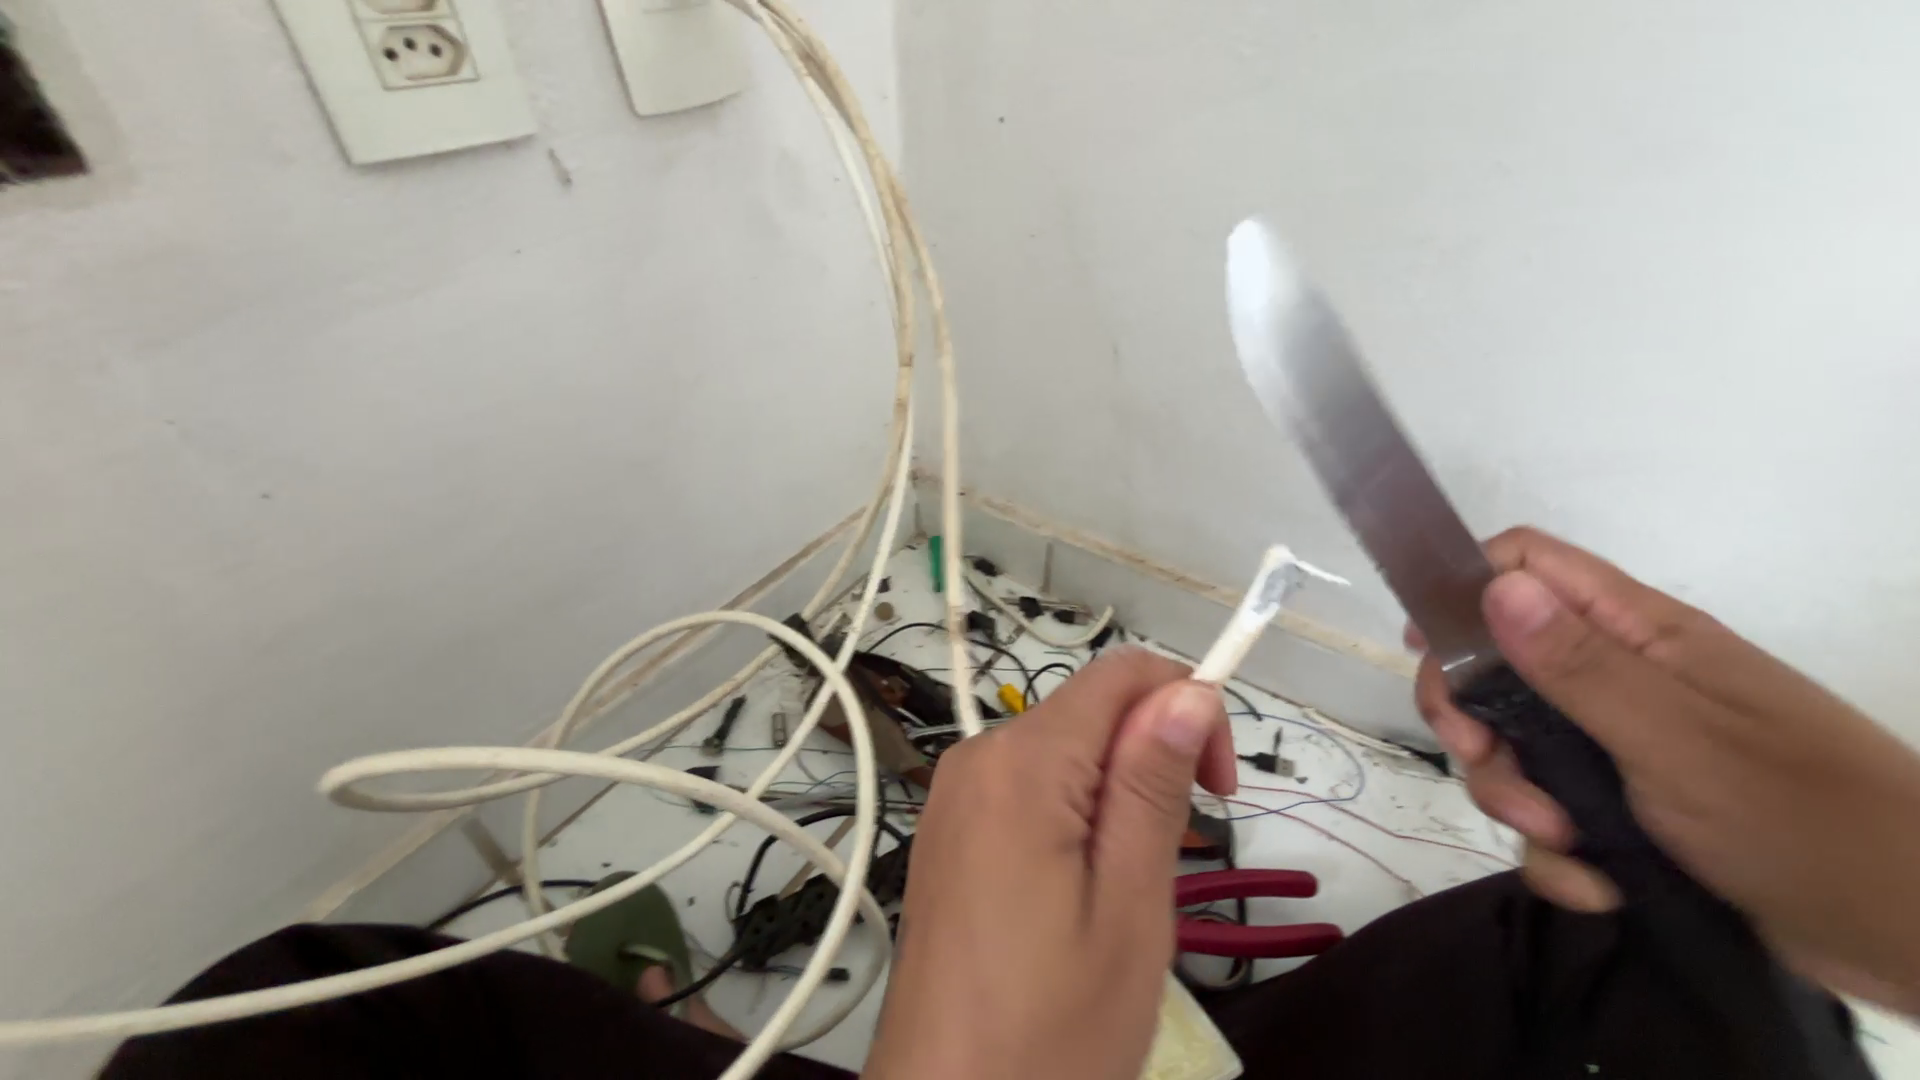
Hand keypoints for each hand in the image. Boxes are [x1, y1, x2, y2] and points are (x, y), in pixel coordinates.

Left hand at [863, 647, 1236, 1079]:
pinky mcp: (947, 828)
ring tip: (1123, 886)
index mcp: (1021, 763)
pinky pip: (1027, 785)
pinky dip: (1072, 811)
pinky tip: (1077, 887)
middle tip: (1173, 855)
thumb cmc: (1050, 1028)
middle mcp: (976, 756)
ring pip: (1062, 748)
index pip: (1120, 673)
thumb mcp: (1128, 907)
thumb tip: (1189, 691)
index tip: (1219, 787)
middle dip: (1150, 755)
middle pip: (1089, 709)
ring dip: (1114, 790)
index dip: (1186, 704)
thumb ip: (1153, 785)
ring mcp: (953, 793)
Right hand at [1412, 527, 1919, 1014]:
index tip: (1428, 650)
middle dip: (1472, 716)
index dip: (1467, 590)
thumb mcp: (1677, 739)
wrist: (1915, 940)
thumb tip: (1494, 587)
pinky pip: (1545, 816)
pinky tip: (1595, 885)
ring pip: (1511, 747)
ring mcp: (1615, 744)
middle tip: (1482, 757)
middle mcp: (1617, 679)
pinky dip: (1556, 855)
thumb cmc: (1805, 818)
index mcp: (1638, 636)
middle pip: (1494, 664)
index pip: (1528, 566)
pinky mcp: (1619, 809)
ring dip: (1512, 797)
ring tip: (1567, 843)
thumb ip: (1577, 664)